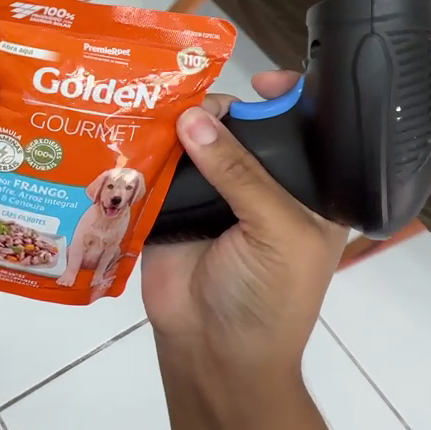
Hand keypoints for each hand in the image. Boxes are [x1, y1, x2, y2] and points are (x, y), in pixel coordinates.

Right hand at [138, 71, 346, 384]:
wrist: (212, 349)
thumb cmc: (269, 296)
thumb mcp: (277, 232)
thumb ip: (242, 174)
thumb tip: (193, 119)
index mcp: (302, 192)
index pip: (304, 132)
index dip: (289, 100)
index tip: (260, 81)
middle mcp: (256, 185)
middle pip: (239, 127)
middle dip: (219, 107)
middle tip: (192, 98)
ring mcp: (208, 193)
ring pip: (193, 141)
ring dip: (174, 122)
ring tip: (153, 102)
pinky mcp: (166, 202)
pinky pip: (154, 165)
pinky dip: (142, 146)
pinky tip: (126, 124)